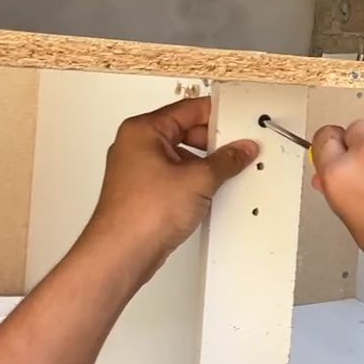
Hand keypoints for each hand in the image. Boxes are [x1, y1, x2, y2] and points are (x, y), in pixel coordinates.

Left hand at [72, 97, 257, 280]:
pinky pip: (177, 174)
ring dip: (206, 162)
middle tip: (239, 147)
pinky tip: (212, 189)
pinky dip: (195, 179)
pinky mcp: (146, 191)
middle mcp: (137, 145)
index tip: (240, 120)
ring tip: (229, 170)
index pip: (189, 109)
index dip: (218, 114)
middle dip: (214, 141)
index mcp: (144, 130)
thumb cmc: (142, 214)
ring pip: (182, 154)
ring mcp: (140, 169)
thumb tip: (242, 149)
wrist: (122, 254)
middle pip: (186, 130)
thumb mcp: (198, 180)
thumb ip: (226, 160)